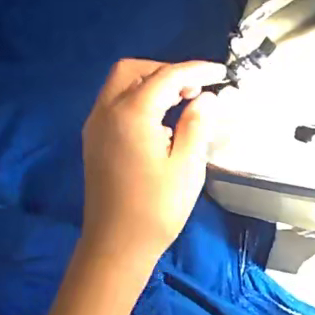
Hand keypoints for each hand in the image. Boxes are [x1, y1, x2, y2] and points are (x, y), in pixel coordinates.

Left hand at [78, 59, 224, 270]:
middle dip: (166, 71)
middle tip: (195, 87)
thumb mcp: (186, 167)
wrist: (116, 245)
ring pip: (120, 85)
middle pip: (133, 70)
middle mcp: (106, 112)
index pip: (166, 76)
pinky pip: (113, 104)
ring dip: (150, 84)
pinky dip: (137, 100)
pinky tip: (159, 123)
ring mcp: (95, 127)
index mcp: (131, 114)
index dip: (196, 70)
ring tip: (182, 101)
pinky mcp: (93, 141)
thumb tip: (206, 98)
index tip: (221, 73)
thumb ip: (196, 125)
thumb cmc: (155, 210)